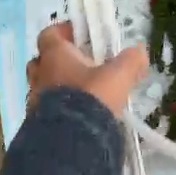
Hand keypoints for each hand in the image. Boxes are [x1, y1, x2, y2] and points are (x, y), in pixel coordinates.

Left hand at [26, 21, 148, 112]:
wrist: (70, 143)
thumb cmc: (90, 98)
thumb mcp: (117, 77)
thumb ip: (130, 61)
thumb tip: (140, 51)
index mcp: (54, 55)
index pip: (49, 33)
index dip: (63, 32)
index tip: (80, 37)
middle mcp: (40, 74)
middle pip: (42, 60)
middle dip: (58, 61)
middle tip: (80, 65)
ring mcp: (35, 100)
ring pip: (42, 85)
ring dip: (58, 86)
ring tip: (80, 93)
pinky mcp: (36, 123)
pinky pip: (45, 109)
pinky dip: (57, 108)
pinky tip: (75, 114)